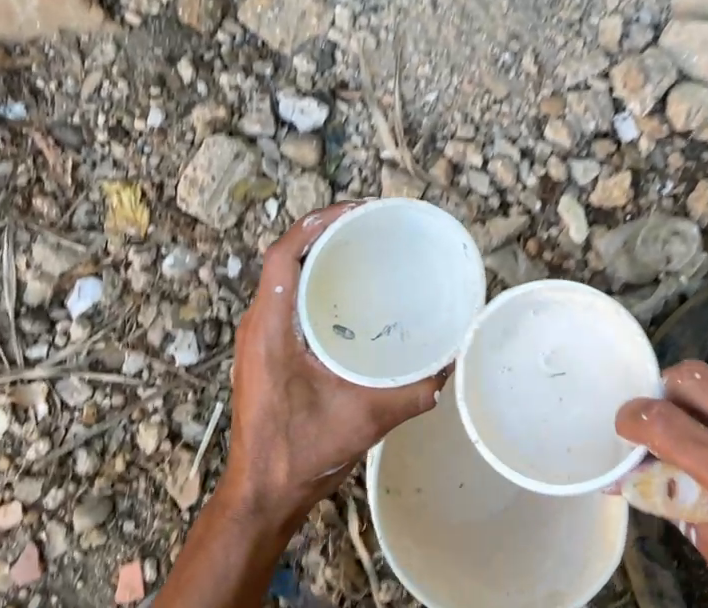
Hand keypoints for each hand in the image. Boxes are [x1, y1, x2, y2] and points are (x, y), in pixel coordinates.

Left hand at [219, 202, 447, 526]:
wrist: (260, 495)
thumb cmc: (300, 454)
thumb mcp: (363, 419)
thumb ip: (411, 394)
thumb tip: (450, 366)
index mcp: (269, 326)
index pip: (284, 254)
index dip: (316, 223)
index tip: (356, 212)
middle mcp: (257, 324)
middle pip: (285, 258)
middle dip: (323, 232)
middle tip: (367, 224)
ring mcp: (257, 338)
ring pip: (283, 278)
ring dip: (316, 256)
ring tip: (359, 249)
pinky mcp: (264, 352)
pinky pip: (285, 300)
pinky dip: (312, 284)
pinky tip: (345, 297)